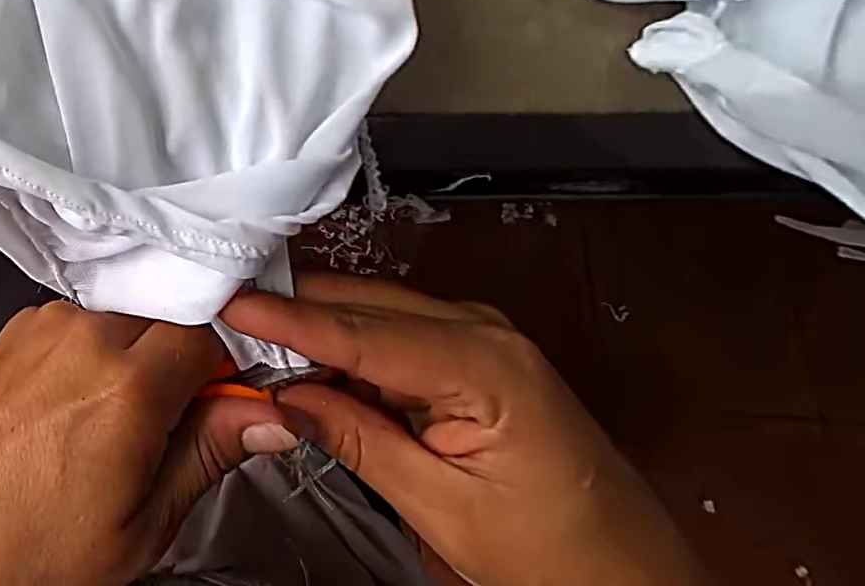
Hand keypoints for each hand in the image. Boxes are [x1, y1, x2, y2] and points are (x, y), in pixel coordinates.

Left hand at [0, 301, 289, 585]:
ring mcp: (52, 321)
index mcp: (129, 389)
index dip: (222, 362)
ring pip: (130, 312)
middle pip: (170, 315)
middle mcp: (90, 336)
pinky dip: (95, 343)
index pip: (212, 332)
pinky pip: (86, 314)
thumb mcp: (142, 526)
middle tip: (161, 413)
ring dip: (136, 348)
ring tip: (107, 408)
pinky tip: (72, 392)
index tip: (218, 392)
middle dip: (178, 355)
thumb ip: (211, 452)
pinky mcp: (26, 320)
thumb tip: (272, 416)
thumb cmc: (35, 556)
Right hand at [222, 275, 704, 585]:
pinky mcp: (471, 347)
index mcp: (481, 362)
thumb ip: (360, 441)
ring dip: (318, 327)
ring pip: (375, 313)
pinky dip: (350, 346)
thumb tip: (286, 398)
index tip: (233, 304)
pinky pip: (396, 333)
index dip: (291, 319)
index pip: (363, 332)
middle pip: (366, 306)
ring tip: (257, 339)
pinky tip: (314, 360)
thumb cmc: (556, 555)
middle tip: (231, 319)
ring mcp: (477, 331)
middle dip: (297, 311)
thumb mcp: (447, 511)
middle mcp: (478, 326)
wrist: (633, 570)